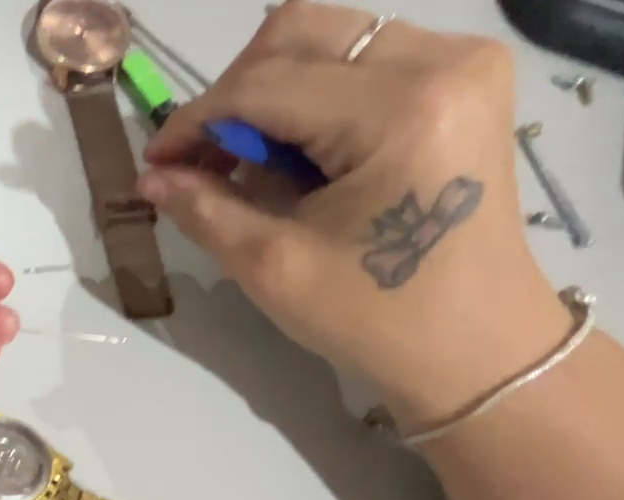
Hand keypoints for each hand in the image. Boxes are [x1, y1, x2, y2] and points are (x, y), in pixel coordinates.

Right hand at [141, 2, 571, 425]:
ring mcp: (461, 64)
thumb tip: (151, 177)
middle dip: (231, 93)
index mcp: (399, 110)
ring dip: (268, 94)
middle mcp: (441, 61)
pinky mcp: (462, 80)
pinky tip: (293, 154)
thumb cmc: (371, 315)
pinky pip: (361, 61)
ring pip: (328, 41)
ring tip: (246, 163)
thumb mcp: (270, 266)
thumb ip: (205, 208)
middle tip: (200, 158)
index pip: (264, 85)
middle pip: (300, 33)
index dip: (194, 120)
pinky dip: (309, 98)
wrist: (472, 341)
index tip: (154, 162)